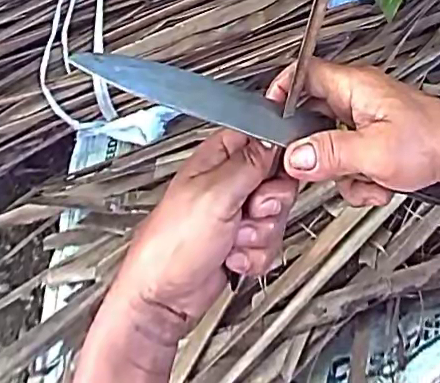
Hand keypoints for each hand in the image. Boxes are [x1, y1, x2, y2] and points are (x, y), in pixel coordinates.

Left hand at [103, 130, 295, 333]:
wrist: (159, 303)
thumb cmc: (169, 246)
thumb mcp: (215, 194)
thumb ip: (251, 162)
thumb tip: (277, 136)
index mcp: (222, 154)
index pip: (269, 137)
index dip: (279, 156)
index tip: (271, 175)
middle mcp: (234, 178)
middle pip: (281, 178)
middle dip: (269, 203)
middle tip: (247, 211)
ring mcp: (241, 209)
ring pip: (279, 212)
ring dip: (258, 234)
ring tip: (231, 238)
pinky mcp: (246, 237)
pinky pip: (273, 240)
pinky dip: (255, 255)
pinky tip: (231, 256)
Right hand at [265, 59, 439, 206]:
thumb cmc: (432, 142)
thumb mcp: (374, 153)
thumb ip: (330, 153)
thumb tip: (294, 155)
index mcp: (356, 85)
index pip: (303, 73)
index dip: (281, 92)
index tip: (268, 120)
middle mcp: (358, 95)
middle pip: (311, 114)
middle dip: (314, 148)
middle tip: (318, 166)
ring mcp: (367, 116)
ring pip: (329, 142)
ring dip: (342, 170)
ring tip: (366, 177)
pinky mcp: (375, 136)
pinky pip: (348, 157)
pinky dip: (359, 176)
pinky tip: (378, 183)